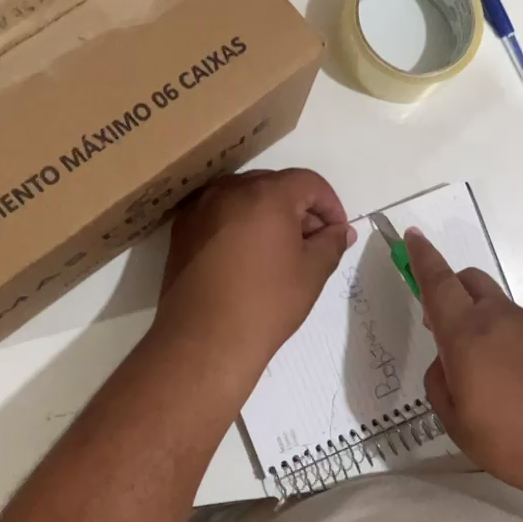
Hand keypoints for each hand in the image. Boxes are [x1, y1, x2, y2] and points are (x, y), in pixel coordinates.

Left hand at [156, 169, 353, 374]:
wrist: (204, 339)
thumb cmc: (266, 303)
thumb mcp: (312, 273)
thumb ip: (331, 243)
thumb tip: (341, 231)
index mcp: (267, 194)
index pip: (309, 182)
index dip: (330, 205)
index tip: (337, 232)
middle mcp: (230, 190)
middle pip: (274, 185)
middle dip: (299, 208)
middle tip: (313, 241)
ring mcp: (200, 208)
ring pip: (244, 197)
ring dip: (268, 214)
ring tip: (279, 249)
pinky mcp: (182, 230)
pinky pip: (219, 214)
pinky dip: (238, 224)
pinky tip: (246, 255)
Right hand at [405, 228, 522, 502]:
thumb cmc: (520, 443)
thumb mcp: (460, 426)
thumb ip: (441, 387)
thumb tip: (446, 364)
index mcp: (468, 336)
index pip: (439, 284)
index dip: (423, 258)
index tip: (413, 236)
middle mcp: (502, 320)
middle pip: (471, 282)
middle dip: (450, 288)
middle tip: (440, 324)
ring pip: (498, 308)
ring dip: (481, 322)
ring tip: (486, 377)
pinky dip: (509, 341)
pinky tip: (519, 386)